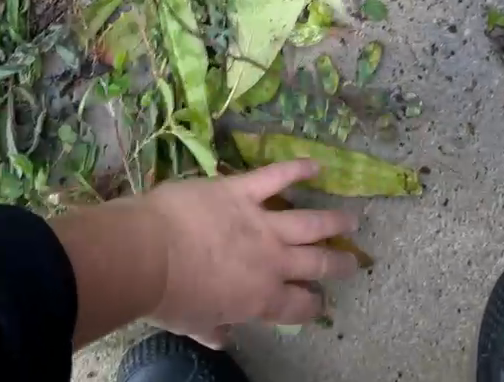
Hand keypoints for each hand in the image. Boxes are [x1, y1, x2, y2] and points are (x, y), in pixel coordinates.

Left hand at [141, 159, 360, 346]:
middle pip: (315, 262)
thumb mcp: (194, 324)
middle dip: (337, 263)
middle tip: (354, 260)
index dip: (312, 305)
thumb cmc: (168, 297)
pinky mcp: (241, 190)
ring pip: (308, 221)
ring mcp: (259, 222)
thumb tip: (224, 338)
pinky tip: (316, 163)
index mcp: (260, 299)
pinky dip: (297, 168)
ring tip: (352, 218)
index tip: (319, 301)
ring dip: (333, 220)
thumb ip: (214, 329)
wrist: (149, 253)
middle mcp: (270, 261)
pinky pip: (275, 176)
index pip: (298, 306)